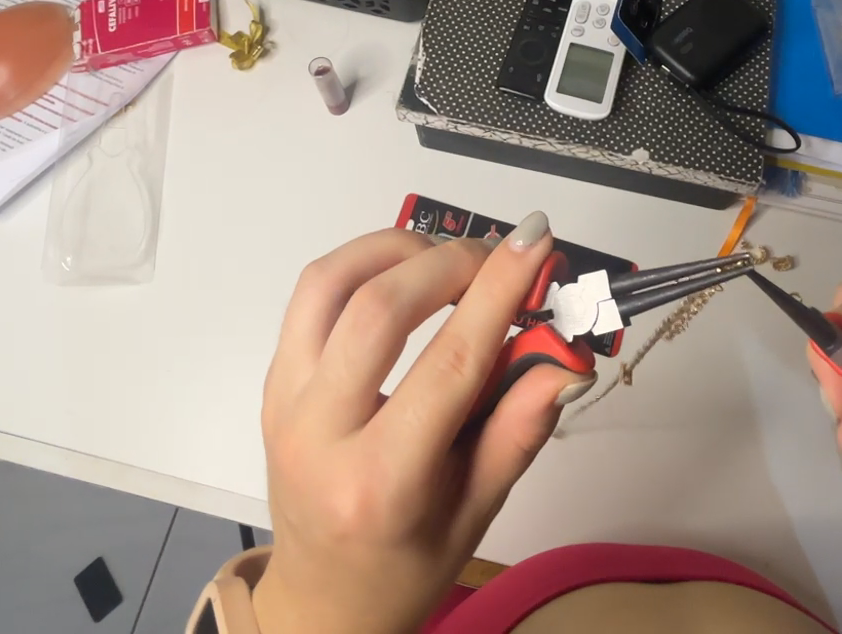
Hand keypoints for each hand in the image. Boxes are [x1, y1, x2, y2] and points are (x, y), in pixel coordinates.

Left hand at [254, 214, 588, 633]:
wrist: (320, 599)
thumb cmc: (406, 564)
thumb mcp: (478, 509)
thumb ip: (521, 426)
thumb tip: (568, 358)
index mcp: (380, 482)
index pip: (449, 363)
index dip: (499, 291)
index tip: (535, 243)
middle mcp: (318, 432)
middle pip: (380, 308)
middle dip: (451, 263)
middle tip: (498, 257)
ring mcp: (284, 399)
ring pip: (331, 282)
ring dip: (398, 249)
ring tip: (448, 259)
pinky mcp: (273, 378)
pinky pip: (312, 293)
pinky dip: (363, 262)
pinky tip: (404, 272)